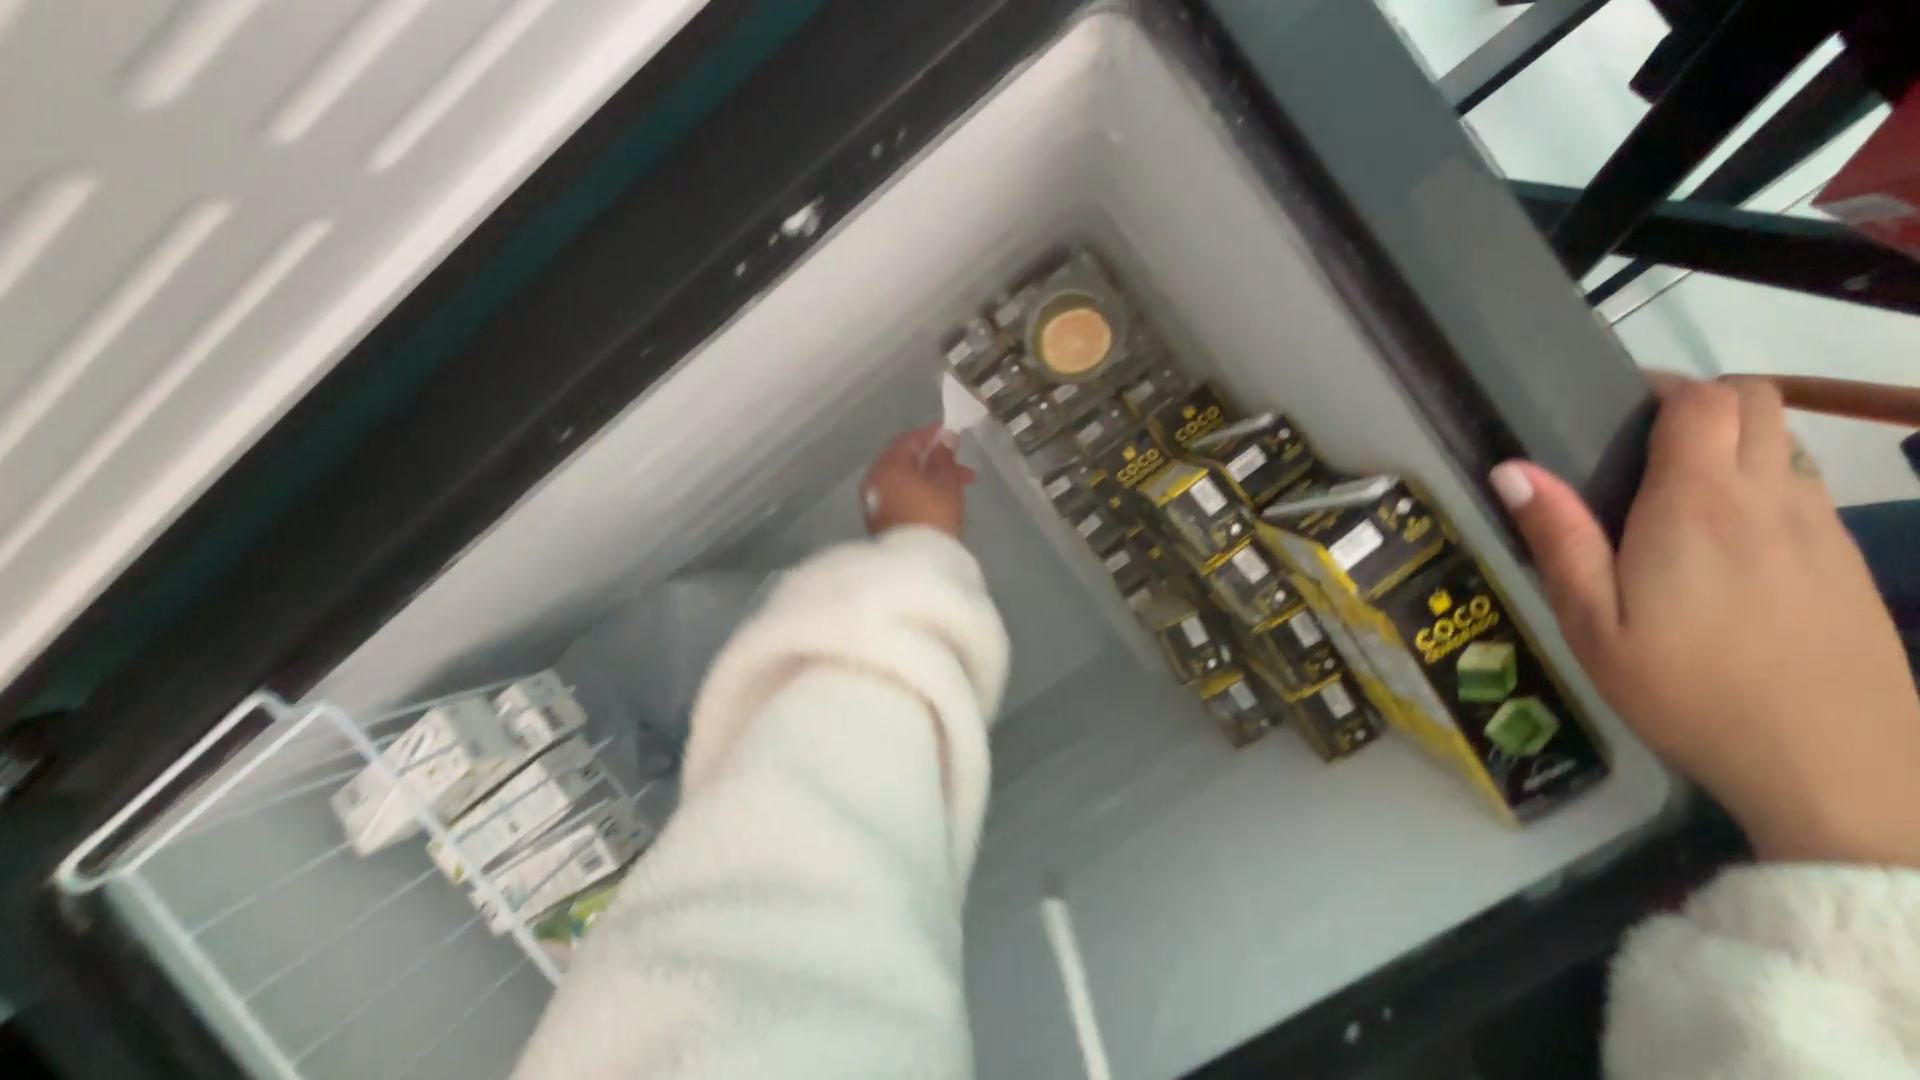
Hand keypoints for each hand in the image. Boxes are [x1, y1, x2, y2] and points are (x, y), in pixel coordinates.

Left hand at [863, 424, 976, 538]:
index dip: (932, 435)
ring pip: (903, 480)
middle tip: (962, 468)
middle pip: (905, 460)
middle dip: (934, 460)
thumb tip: (944, 437)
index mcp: (888, 465)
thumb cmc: (932, 516)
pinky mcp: (878, 521)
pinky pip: (899, 496)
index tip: (953, 436)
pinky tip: (938, 502)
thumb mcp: (946, 484)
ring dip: (929, 479)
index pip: (909, 439)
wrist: (913, 566)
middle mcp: (875, 479)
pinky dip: (918, 493)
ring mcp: (874, 501)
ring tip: (958, 488)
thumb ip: (944, 457)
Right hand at [1491, 376, 1919, 866]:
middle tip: (1642, 443)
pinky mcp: (1847, 562)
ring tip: (1679, 492)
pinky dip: (1767, 483)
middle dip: (1701, 401)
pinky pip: (1806, 489)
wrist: (1837, 766)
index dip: (1662, 386)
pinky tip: (1729, 543)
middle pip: (1756, 402)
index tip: (1616, 410)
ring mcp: (1819, 528)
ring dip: (1737, 441)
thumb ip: (1558, 540)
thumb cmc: (1688, 692)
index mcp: (1697, 504)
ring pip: (1786, 443)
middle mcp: (1769, 497)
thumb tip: (1512, 469)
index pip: (1702, 400)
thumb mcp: (1592, 625)